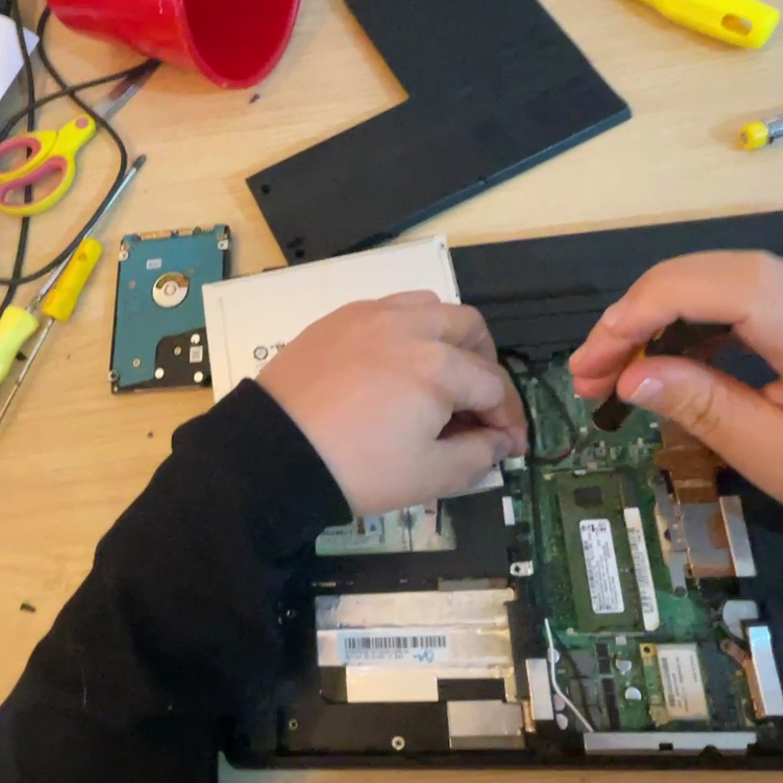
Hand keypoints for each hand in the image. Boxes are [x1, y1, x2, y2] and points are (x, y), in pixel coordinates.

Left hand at [257, 292, 528, 516]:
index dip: (507, 419)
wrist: (275, 453)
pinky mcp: (337, 318)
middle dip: (485, 365)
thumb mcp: (429, 475)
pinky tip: (394, 363)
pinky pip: (386, 308)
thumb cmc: (358, 468)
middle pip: (470, 329)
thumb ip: (478, 456)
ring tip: (440, 373)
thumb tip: (499, 441)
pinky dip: (406, 329)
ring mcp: (371, 316)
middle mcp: (411, 327)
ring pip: (429, 307)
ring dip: (448, 336)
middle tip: (479, 403)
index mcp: (441, 366)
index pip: (494, 386)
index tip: (507, 445)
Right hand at [567, 252, 782, 550]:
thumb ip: (707, 410)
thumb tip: (628, 376)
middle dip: (638, 316)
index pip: (730, 284)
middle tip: (589, 372)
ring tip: (618, 370)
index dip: (651, 304)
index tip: (599, 354)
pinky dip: (698, 320)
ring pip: (724, 279)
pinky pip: (748, 292)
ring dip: (660, 318)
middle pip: (715, 273)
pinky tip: (672, 358)